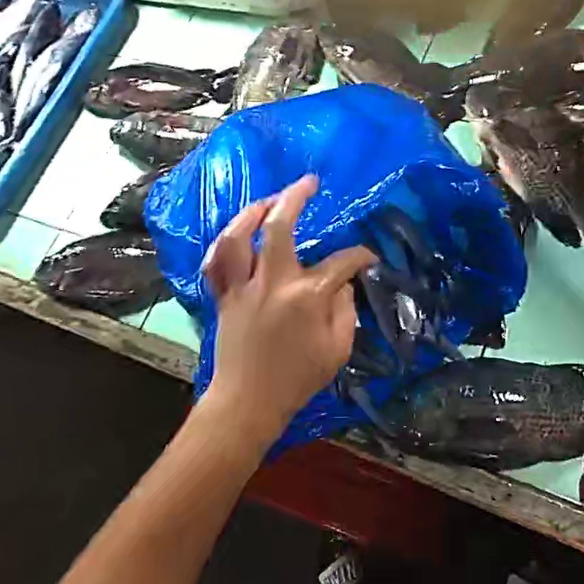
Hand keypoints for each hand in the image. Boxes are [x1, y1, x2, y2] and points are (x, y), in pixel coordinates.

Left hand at [201, 176, 375, 434]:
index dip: (360, 256)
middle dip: (295, 196)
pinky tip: (235, 237)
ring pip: (238, 236)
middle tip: (309, 182)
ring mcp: (242, 287)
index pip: (341, 262)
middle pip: (280, 227)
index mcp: (306, 296)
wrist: (248, 401)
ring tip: (267, 202)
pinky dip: (222, 245)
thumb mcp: (338, 351)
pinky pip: (215, 263)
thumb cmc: (297, 380)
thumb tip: (342, 285)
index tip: (367, 258)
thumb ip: (345, 312)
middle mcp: (272, 281)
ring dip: (252, 212)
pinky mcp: (223, 297)